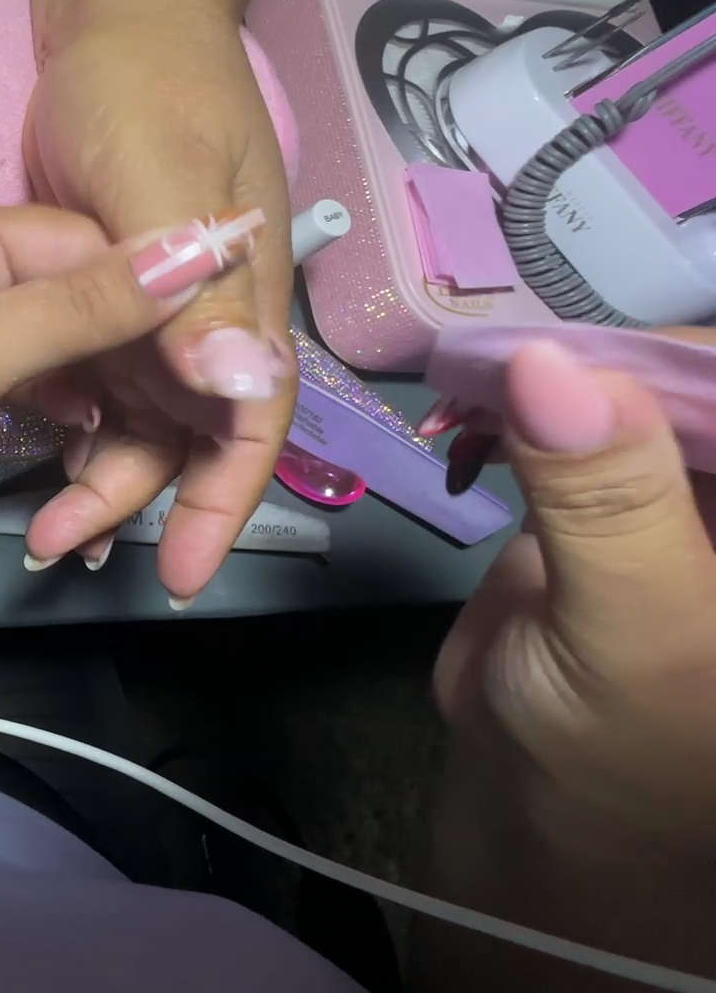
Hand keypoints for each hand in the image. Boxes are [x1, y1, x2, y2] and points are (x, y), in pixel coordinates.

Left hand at [20, 2, 293, 603]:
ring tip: (117, 482)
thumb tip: (207, 242)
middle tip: (175, 450)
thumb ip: (77, 308)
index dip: (164, 310)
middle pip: (92, 313)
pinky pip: (37, 397)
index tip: (217, 376)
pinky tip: (86, 470)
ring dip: (104, 422)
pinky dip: (66, 433)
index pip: (101, 252)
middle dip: (137, 383)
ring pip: (69, 364)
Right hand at [432, 334, 715, 850]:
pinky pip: (569, 420)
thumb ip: (606, 498)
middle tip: (482, 374)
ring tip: (455, 403)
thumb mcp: (632, 623)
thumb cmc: (627, 741)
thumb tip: (541, 361)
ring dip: (536, 380)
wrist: (548, 791)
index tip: (569, 355)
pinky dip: (505, 411)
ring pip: (630, 387)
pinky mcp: (607, 497)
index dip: (686, 357)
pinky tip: (459, 432)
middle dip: (599, 360)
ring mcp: (684, 491)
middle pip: (701, 378)